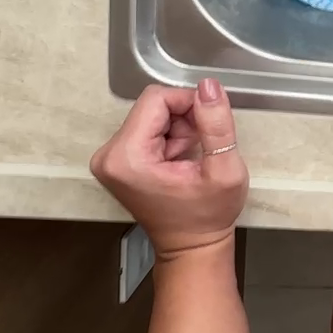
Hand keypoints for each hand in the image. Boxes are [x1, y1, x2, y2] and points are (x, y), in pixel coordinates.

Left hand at [90, 80, 248, 258]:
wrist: (192, 246)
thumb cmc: (209, 214)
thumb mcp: (224, 169)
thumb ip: (216, 125)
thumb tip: (209, 86)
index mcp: (127, 156)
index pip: (157, 99)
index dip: (190, 104)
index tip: (210, 128)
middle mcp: (109, 154)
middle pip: (153, 106)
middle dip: (185, 119)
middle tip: (201, 148)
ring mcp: (111, 158)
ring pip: (153, 115)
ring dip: (181, 129)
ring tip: (192, 158)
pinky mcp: (119, 160)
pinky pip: (150, 128)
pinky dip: (172, 137)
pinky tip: (182, 161)